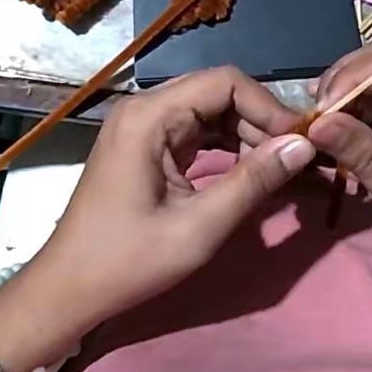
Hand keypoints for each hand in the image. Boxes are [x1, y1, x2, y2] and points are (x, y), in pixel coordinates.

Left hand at [0, 67, 313, 371]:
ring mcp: (144, 124)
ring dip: (246, 132)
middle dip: (259, 120)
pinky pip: (197, 128)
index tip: (297, 141)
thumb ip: (253, 181)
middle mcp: (145, 107)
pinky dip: (226, 144)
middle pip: (218, 91)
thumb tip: (303, 146)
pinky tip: (248, 168)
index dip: (267, 106)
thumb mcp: (199, 227)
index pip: (225, 82)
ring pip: (211, 109)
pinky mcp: (147, 143)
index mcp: (150, 116)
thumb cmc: (128, 261)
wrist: (68, 289)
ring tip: (276, 165)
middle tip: (292, 156)